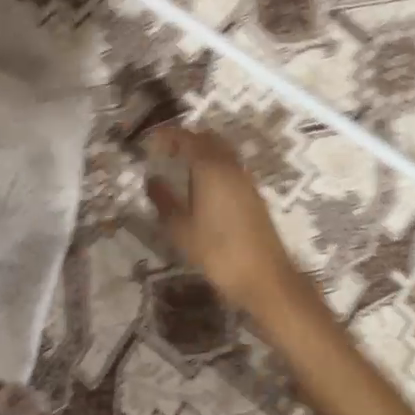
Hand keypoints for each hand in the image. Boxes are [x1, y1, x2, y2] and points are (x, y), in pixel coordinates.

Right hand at [146, 126, 304, 311]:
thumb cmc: (216, 251)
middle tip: (165, 152)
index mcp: (210, 168)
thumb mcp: (180, 229)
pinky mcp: (254, 195)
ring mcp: (245, 180)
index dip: (167, 136)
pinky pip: (231, 167)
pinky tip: (202, 187)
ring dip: (202, 152)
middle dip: (186, 140)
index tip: (150, 142)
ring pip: (222, 152)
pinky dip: (214, 166)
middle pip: (208, 139)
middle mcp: (230, 166)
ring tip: (181, 168)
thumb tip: (152, 180)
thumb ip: (163, 200)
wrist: (264, 278)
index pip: (187, 138)